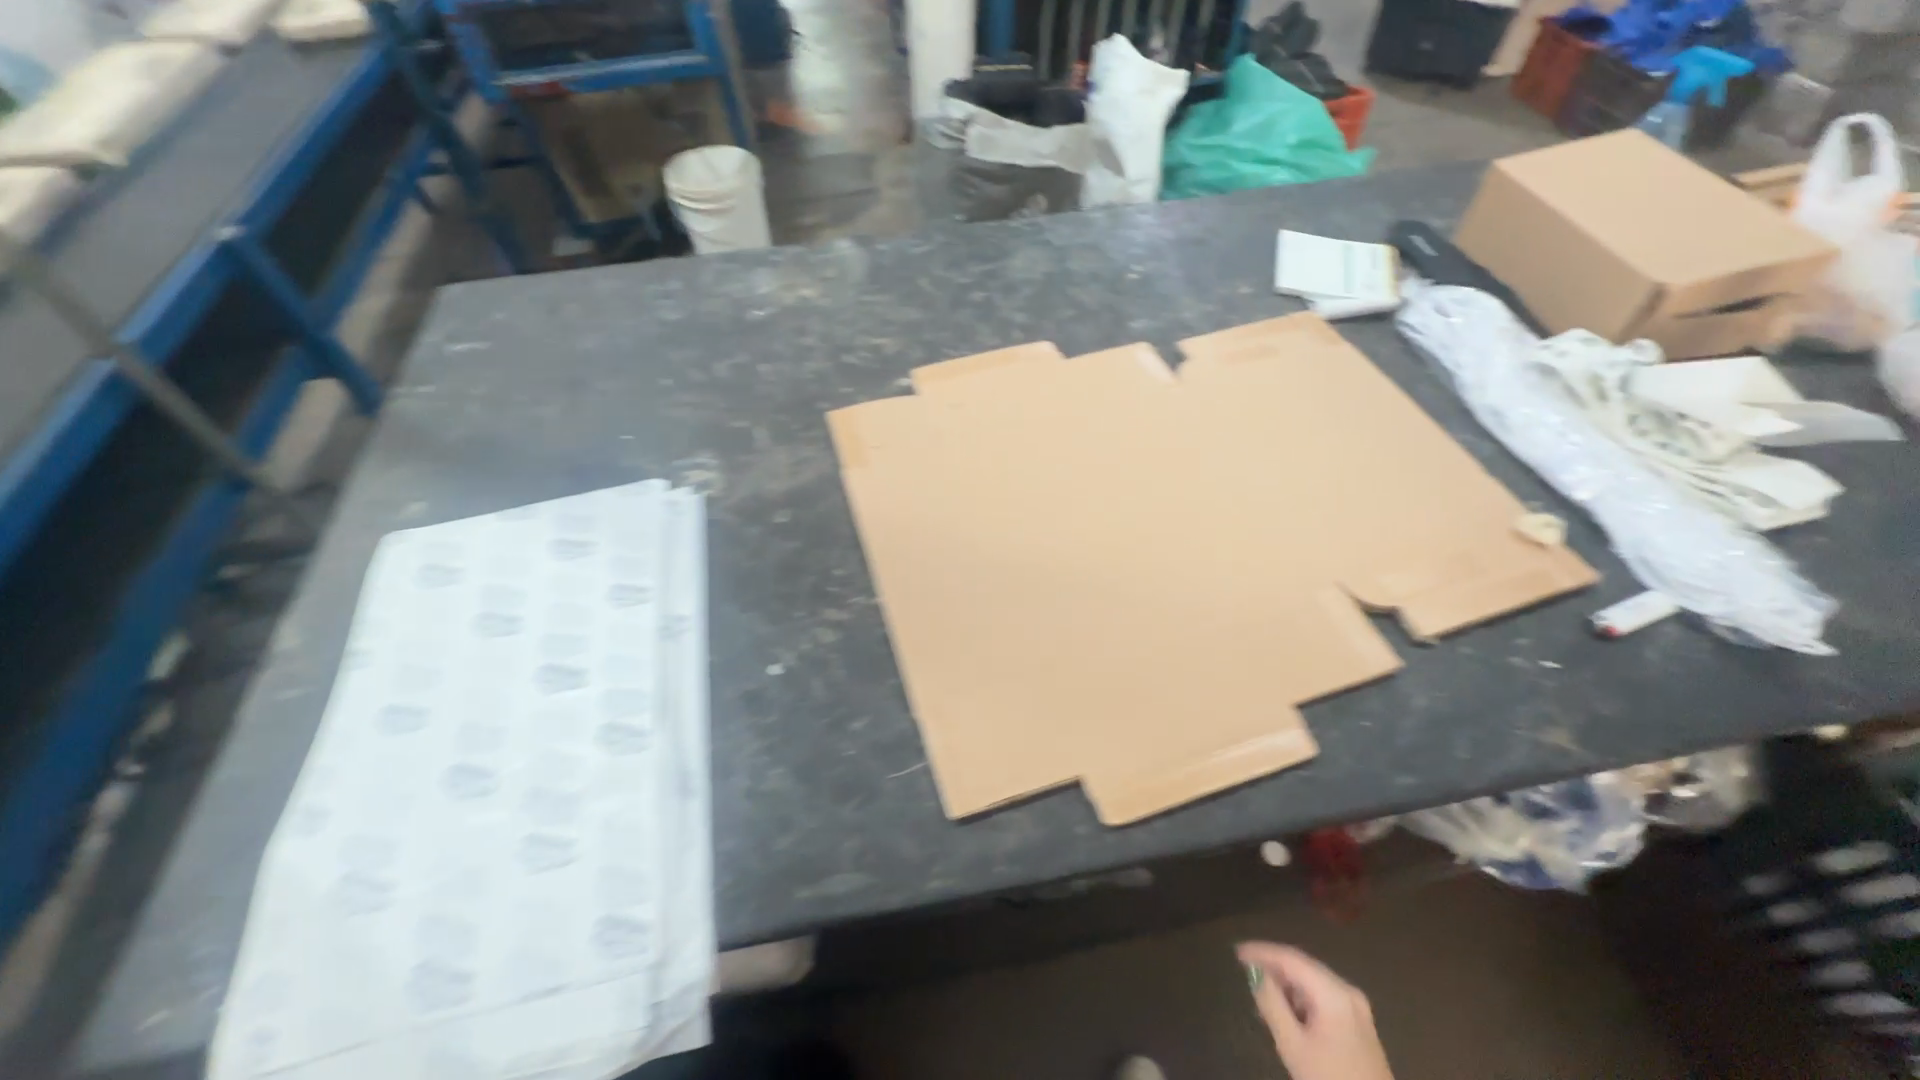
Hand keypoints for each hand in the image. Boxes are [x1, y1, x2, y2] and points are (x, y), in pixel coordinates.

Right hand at [1238, 942, 1393, 1079]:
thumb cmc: (1328, 1077)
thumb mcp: (1292, 1044)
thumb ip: (1272, 1004)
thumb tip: (1256, 974)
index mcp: (1334, 993)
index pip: (1292, 959)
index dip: (1262, 952)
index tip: (1237, 953)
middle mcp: (1348, 991)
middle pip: (1304, 968)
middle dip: (1274, 969)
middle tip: (1246, 975)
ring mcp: (1356, 1007)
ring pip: (1314, 983)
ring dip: (1287, 986)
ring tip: (1263, 999)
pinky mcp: (1358, 1023)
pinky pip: (1323, 999)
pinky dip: (1302, 1000)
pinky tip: (1288, 1015)